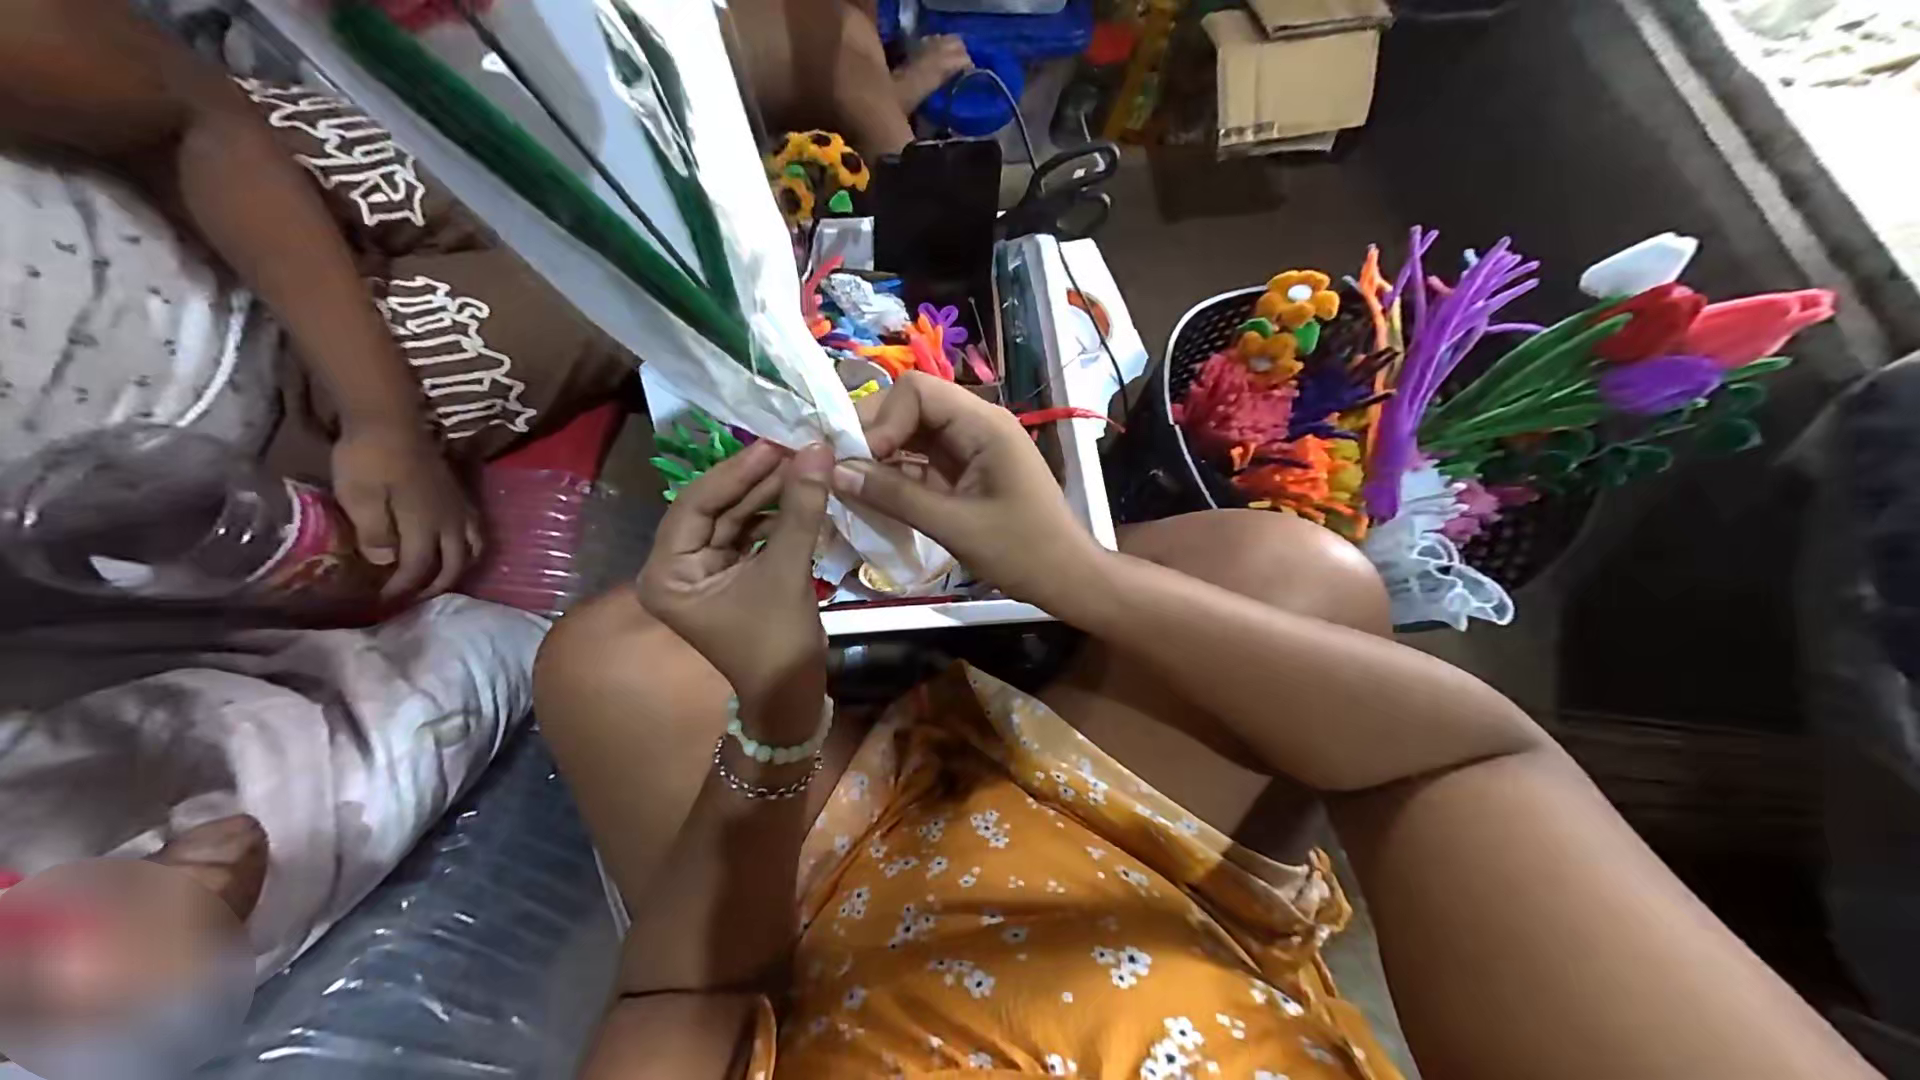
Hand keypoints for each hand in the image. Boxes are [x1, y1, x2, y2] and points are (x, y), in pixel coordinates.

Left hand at [331, 423, 481, 601]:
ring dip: (460, 569)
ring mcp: (459, 510)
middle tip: (414, 598)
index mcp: (424, 525)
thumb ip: (373, 532)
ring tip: (442, 578)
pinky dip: (470, 548)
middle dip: (436, 585)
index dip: (403, 588)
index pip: (419, 567)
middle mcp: (450, 523)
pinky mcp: (461, 499)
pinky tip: (457, 548)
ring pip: (473, 549)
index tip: (384, 601)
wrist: (392, 425)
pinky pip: (476, 532)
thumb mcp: (357, 497)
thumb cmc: (369, 460)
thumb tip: (387, 563)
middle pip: (454, 564)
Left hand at [637, 441, 832, 715]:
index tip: (776, 445)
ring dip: (771, 495)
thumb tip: (818, 450)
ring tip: (806, 466)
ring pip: (736, 519)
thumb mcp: (786, 571)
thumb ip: (800, 509)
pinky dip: (777, 517)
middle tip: (797, 449)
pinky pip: (751, 535)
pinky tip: (802, 494)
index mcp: (667, 573)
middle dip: (758, 481)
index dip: (737, 472)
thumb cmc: (776, 643)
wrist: (793, 696)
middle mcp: (677, 568)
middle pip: (716, 508)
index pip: (696, 504)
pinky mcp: (731, 576)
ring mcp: (705, 572)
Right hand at [831, 373, 1102, 605]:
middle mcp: (975, 425)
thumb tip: (836, 472)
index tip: (862, 461)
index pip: (917, 391)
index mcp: (983, 424)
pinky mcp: (963, 473)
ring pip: (912, 435)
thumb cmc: (1022, 551)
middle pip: (910, 407)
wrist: (1065, 577)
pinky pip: (920, 461)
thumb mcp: (955, 525)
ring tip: (850, 486)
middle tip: (844, 472)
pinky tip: (872, 497)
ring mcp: (969, 449)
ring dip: (881, 457)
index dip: (882, 419)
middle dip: (874, 435)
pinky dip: (895, 476)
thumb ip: (895, 496)